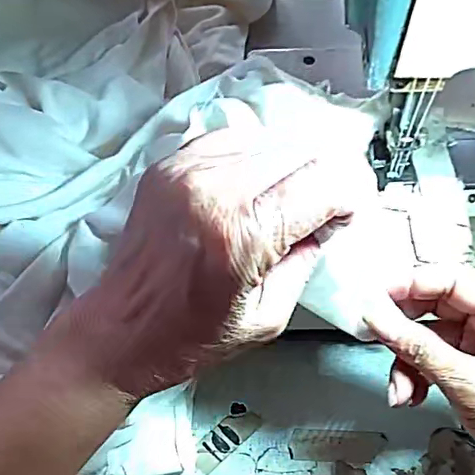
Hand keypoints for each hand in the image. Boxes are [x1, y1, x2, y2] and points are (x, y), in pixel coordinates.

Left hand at [47, 124, 373, 399]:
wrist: (121, 330)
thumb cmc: (189, 337)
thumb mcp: (266, 317)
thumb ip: (305, 263)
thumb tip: (328, 225)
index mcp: (242, 233)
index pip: (327, 179)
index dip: (353, 194)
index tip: (352, 213)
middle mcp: (214, 187)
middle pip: (304, 149)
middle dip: (329, 177)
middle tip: (327, 210)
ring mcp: (187, 168)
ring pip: (272, 137)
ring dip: (293, 166)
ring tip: (288, 202)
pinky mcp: (170, 164)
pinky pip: (233, 138)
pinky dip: (256, 158)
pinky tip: (254, 189)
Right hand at [364, 265, 474, 474]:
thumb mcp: (469, 385)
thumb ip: (420, 349)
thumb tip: (382, 320)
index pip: (456, 281)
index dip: (412, 286)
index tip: (377, 298)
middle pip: (437, 303)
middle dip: (405, 329)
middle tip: (376, 335)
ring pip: (427, 332)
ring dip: (407, 361)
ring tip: (400, 389)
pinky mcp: (471, 355)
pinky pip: (430, 353)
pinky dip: (414, 373)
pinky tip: (411, 393)